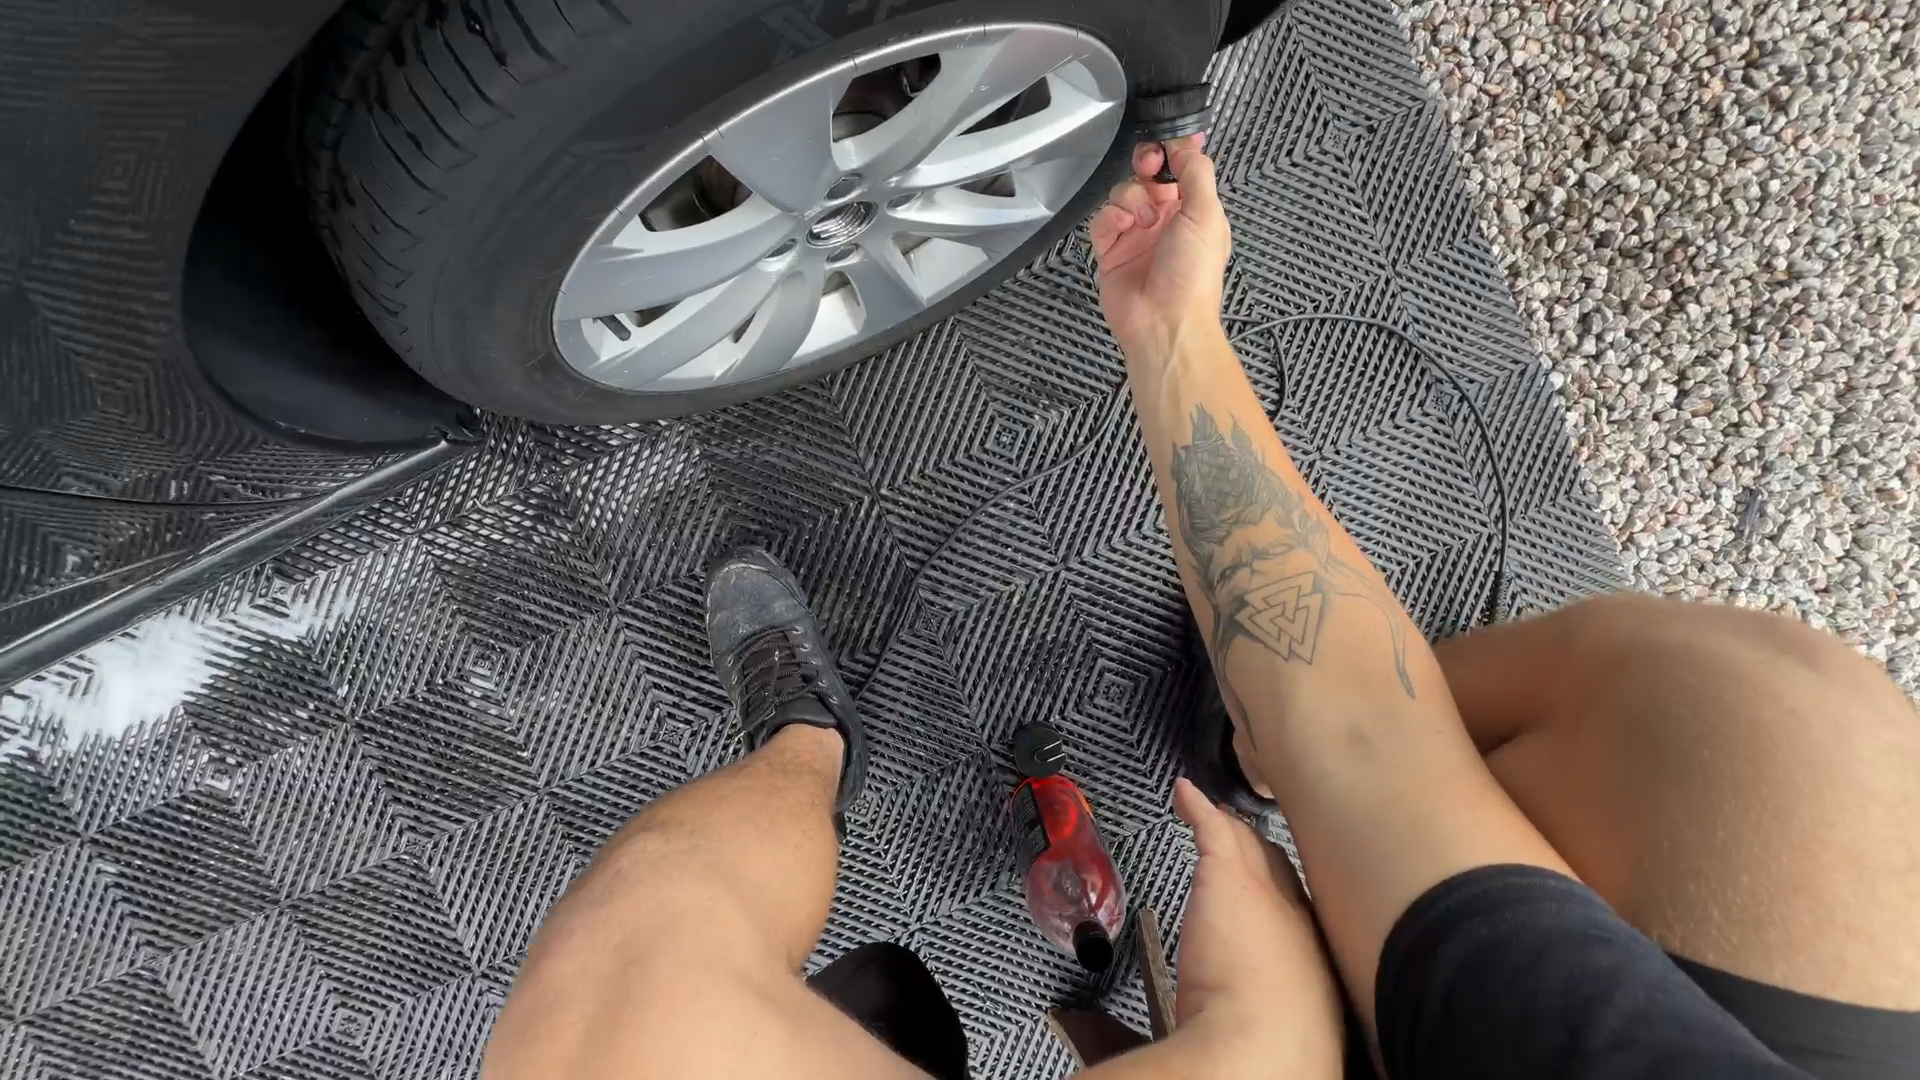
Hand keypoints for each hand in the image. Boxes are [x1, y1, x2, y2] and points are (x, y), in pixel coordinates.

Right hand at [1090, 139, 1232, 357]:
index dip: (1171, 153)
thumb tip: (1186, 146)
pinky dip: (1109, 219)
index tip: (1167, 148)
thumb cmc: (1193, 275)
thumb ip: (1197, 173)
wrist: (1164, 321)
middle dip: (1145, 166)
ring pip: (1122, 195)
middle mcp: (1163, 222)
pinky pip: (1101, 221)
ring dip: (1130, 199)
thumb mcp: (1207, 214)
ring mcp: (1135, 237)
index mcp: (1192, 212)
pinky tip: (1121, 230)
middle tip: (1148, 169)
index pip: (1178, 169)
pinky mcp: (1111, 253)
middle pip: (1146, 176)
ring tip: (1141, 222)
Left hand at [1165, 778, 1344, 1077]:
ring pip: (1246, 845)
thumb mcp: (1279, 1033)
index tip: (1266, 890)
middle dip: (1260, 853)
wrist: (1261, 1049)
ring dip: (1226, 828)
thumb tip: (1244, 1030)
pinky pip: (1211, 830)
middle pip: (1278, 870)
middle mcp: (1299, 920)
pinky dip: (1197, 809)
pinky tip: (1184, 795)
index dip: (1280, 895)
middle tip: (1239, 837)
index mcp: (1315, 961)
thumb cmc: (1270, 1056)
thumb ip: (1267, 1016)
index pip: (1296, 912)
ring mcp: (1264, 893)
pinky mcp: (1228, 876)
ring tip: (1210, 813)